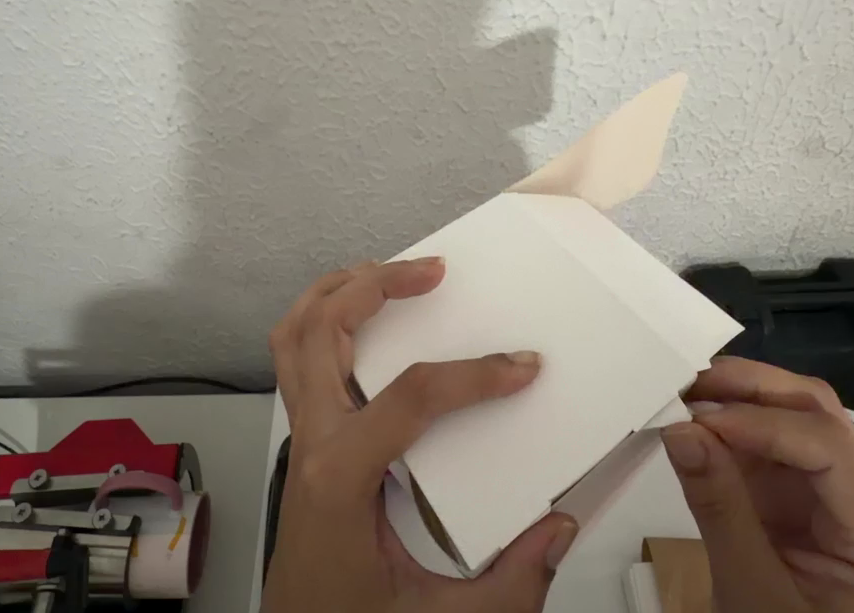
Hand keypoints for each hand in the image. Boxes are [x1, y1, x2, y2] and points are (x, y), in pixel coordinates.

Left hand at [261, 259, 578, 612]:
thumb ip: (510, 582)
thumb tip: (558, 527)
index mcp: (341, 479)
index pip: (409, 398)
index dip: (471, 375)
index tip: (519, 367)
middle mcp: (312, 444)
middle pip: (325, 330)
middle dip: (378, 285)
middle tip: (433, 271)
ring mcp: (300, 437)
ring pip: (296, 333)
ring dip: (338, 290)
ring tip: (387, 271)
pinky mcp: (304, 438)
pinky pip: (295, 356)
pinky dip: (320, 317)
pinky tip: (357, 315)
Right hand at [661, 359, 853, 612]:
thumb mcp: (752, 595)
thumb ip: (719, 508)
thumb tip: (677, 428)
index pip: (830, 451)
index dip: (763, 423)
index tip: (698, 417)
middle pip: (822, 419)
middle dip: (753, 391)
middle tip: (689, 384)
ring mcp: (837, 497)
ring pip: (801, 417)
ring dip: (743, 398)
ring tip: (687, 395)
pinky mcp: (802, 498)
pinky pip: (774, 443)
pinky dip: (734, 425)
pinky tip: (699, 421)